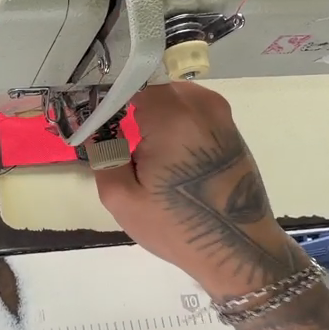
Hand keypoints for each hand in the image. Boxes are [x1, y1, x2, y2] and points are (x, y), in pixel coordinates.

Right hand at [94, 82, 308, 301]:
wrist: (240, 250)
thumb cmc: (177, 226)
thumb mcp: (121, 197)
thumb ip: (103, 154)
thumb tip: (96, 129)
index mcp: (173, 116)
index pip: (132, 79)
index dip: (107, 90)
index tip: (88, 109)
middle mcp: (201, 106)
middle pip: (152, 86)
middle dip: (128, 102)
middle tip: (106, 130)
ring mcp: (221, 116)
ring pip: (172, 98)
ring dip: (150, 114)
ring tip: (131, 144)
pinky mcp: (229, 130)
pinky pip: (190, 112)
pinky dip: (170, 123)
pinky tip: (158, 153)